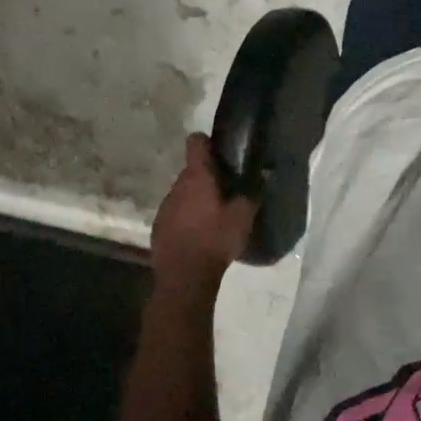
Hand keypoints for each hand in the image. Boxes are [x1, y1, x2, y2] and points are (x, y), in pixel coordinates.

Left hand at [150, 133, 257, 285]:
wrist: (184, 279)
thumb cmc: (216, 239)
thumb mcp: (243, 216)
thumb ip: (252, 192)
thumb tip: (263, 175)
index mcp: (197, 177)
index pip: (195, 143)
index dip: (207, 142)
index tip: (219, 150)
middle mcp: (177, 186)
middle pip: (191, 170)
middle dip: (206, 176)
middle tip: (226, 189)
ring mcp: (164, 207)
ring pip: (182, 192)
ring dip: (195, 197)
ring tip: (212, 214)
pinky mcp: (158, 227)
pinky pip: (175, 212)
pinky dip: (185, 216)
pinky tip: (198, 233)